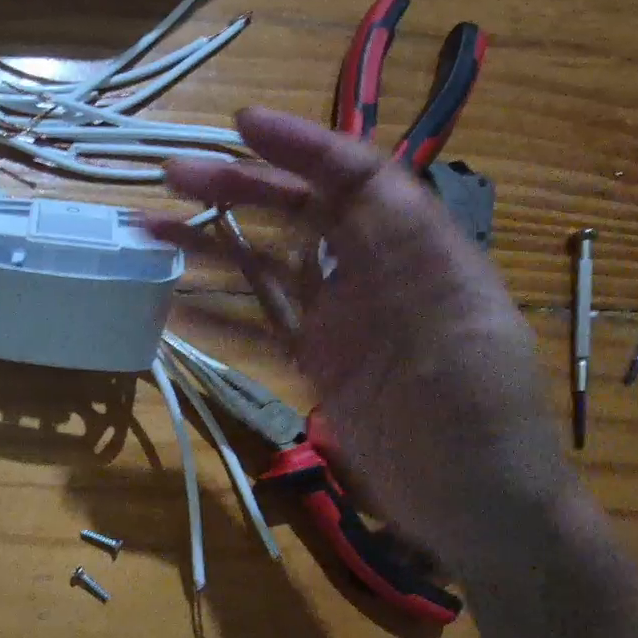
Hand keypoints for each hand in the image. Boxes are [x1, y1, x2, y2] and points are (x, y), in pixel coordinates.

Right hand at [147, 109, 573, 558]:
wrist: (481, 510)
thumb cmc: (486, 423)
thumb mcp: (462, 329)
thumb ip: (412, 253)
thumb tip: (362, 183)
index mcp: (420, 254)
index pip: (357, 180)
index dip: (301, 147)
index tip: (240, 127)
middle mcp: (375, 276)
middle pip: (299, 215)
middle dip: (238, 189)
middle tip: (172, 176)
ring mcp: (341, 323)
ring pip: (266, 270)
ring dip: (211, 248)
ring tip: (152, 232)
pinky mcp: (318, 365)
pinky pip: (258, 330)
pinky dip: (216, 317)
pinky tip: (173, 306)